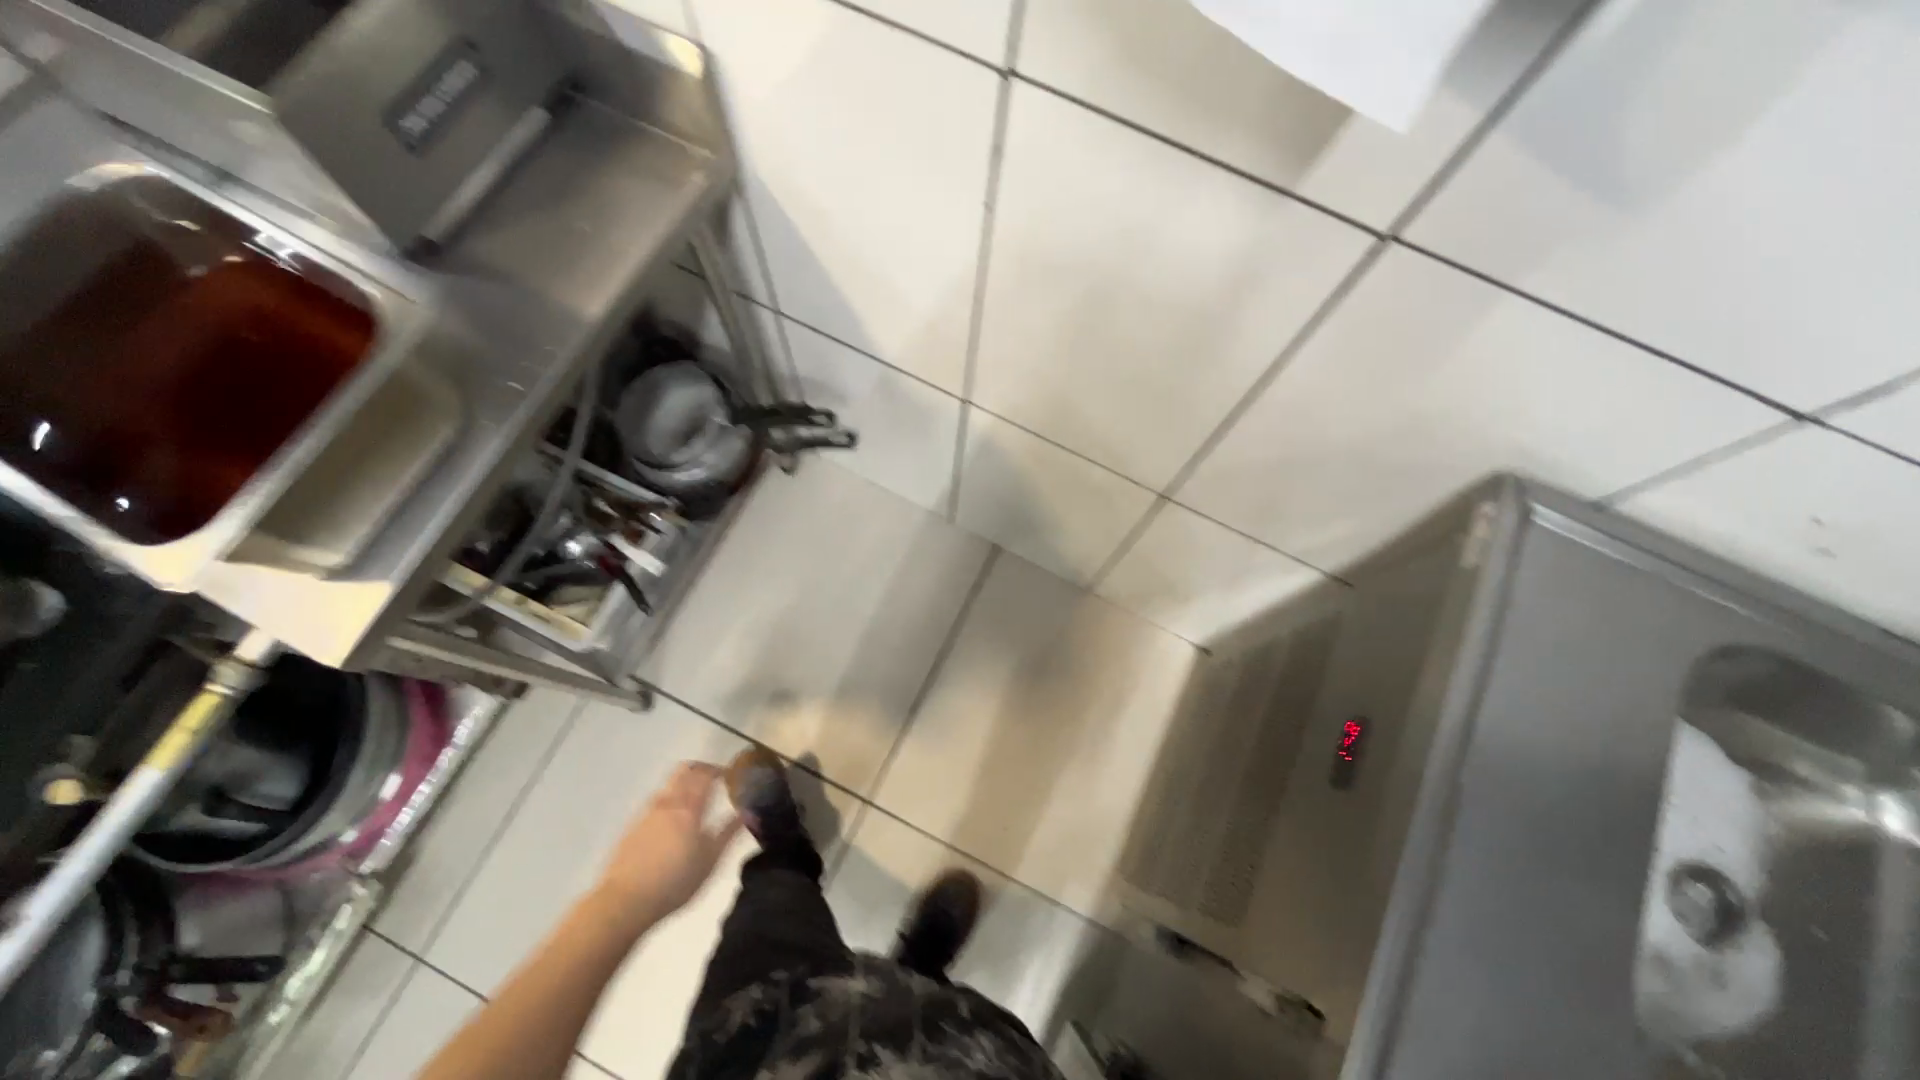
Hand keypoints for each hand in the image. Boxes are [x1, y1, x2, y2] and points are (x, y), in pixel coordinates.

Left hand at [597, 762, 742, 923]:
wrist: (625, 900)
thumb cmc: (675, 882)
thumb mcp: (710, 861)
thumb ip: (728, 833)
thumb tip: (747, 812)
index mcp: (689, 809)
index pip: (705, 776)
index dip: (718, 770)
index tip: (730, 774)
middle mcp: (667, 804)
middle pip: (683, 772)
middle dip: (699, 769)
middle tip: (713, 779)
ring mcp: (646, 814)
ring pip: (667, 786)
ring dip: (682, 784)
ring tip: (694, 800)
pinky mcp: (632, 827)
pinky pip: (654, 803)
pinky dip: (668, 801)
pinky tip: (671, 821)